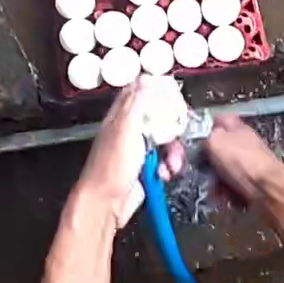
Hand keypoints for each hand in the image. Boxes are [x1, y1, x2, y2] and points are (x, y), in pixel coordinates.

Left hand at [73, 83, 180, 229]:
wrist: (105, 205)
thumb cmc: (112, 165)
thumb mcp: (126, 127)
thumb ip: (138, 102)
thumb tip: (147, 78)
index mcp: (121, 116)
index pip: (139, 92)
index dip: (157, 89)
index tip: (175, 94)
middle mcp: (129, 130)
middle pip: (158, 117)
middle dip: (173, 127)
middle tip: (178, 134)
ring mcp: (137, 151)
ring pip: (165, 141)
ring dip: (173, 152)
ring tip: (171, 164)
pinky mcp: (145, 170)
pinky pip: (165, 161)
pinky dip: (169, 167)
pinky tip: (164, 175)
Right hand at [203, 114, 283, 206]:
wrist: (269, 193)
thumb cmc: (244, 162)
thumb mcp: (214, 141)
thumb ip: (203, 137)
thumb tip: (198, 142)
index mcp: (236, 127)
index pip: (215, 121)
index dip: (202, 130)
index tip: (192, 142)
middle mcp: (244, 144)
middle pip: (216, 150)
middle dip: (205, 163)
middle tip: (201, 170)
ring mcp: (249, 166)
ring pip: (221, 172)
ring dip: (214, 182)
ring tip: (214, 188)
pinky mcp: (252, 186)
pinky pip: (230, 188)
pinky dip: (225, 194)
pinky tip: (225, 198)